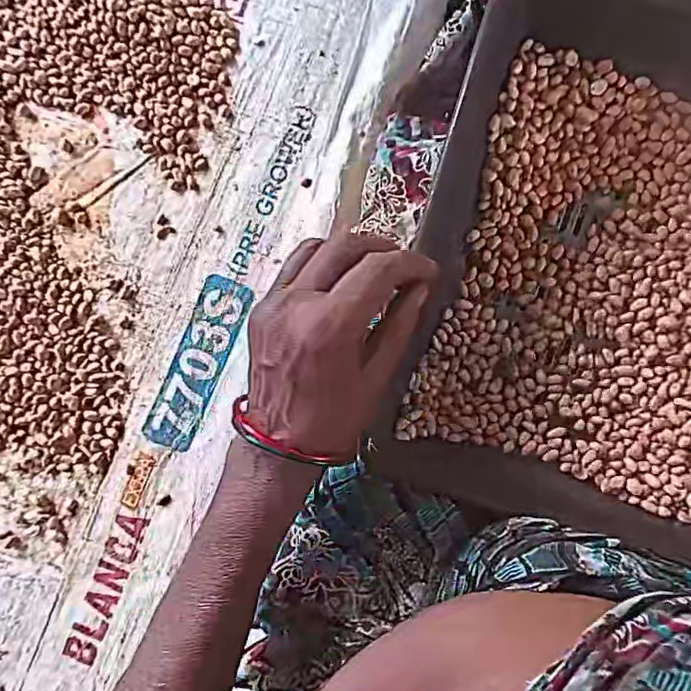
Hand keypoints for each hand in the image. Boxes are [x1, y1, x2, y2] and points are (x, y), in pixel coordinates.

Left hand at [244, 229, 438, 458]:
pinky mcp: (263, 307)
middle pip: (347, 245)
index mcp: (329, 327)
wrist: (279, 445)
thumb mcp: (377, 377)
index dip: (411, 263)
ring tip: (374, 268)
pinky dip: (322, 262)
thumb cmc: (331, 422)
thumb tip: (419, 289)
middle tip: (404, 266)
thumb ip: (399, 326)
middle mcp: (297, 305)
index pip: (378, 269)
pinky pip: (295, 266)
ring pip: (318, 246)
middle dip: (384, 248)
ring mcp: (274, 303)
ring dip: (351, 249)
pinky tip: (340, 279)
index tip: (427, 271)